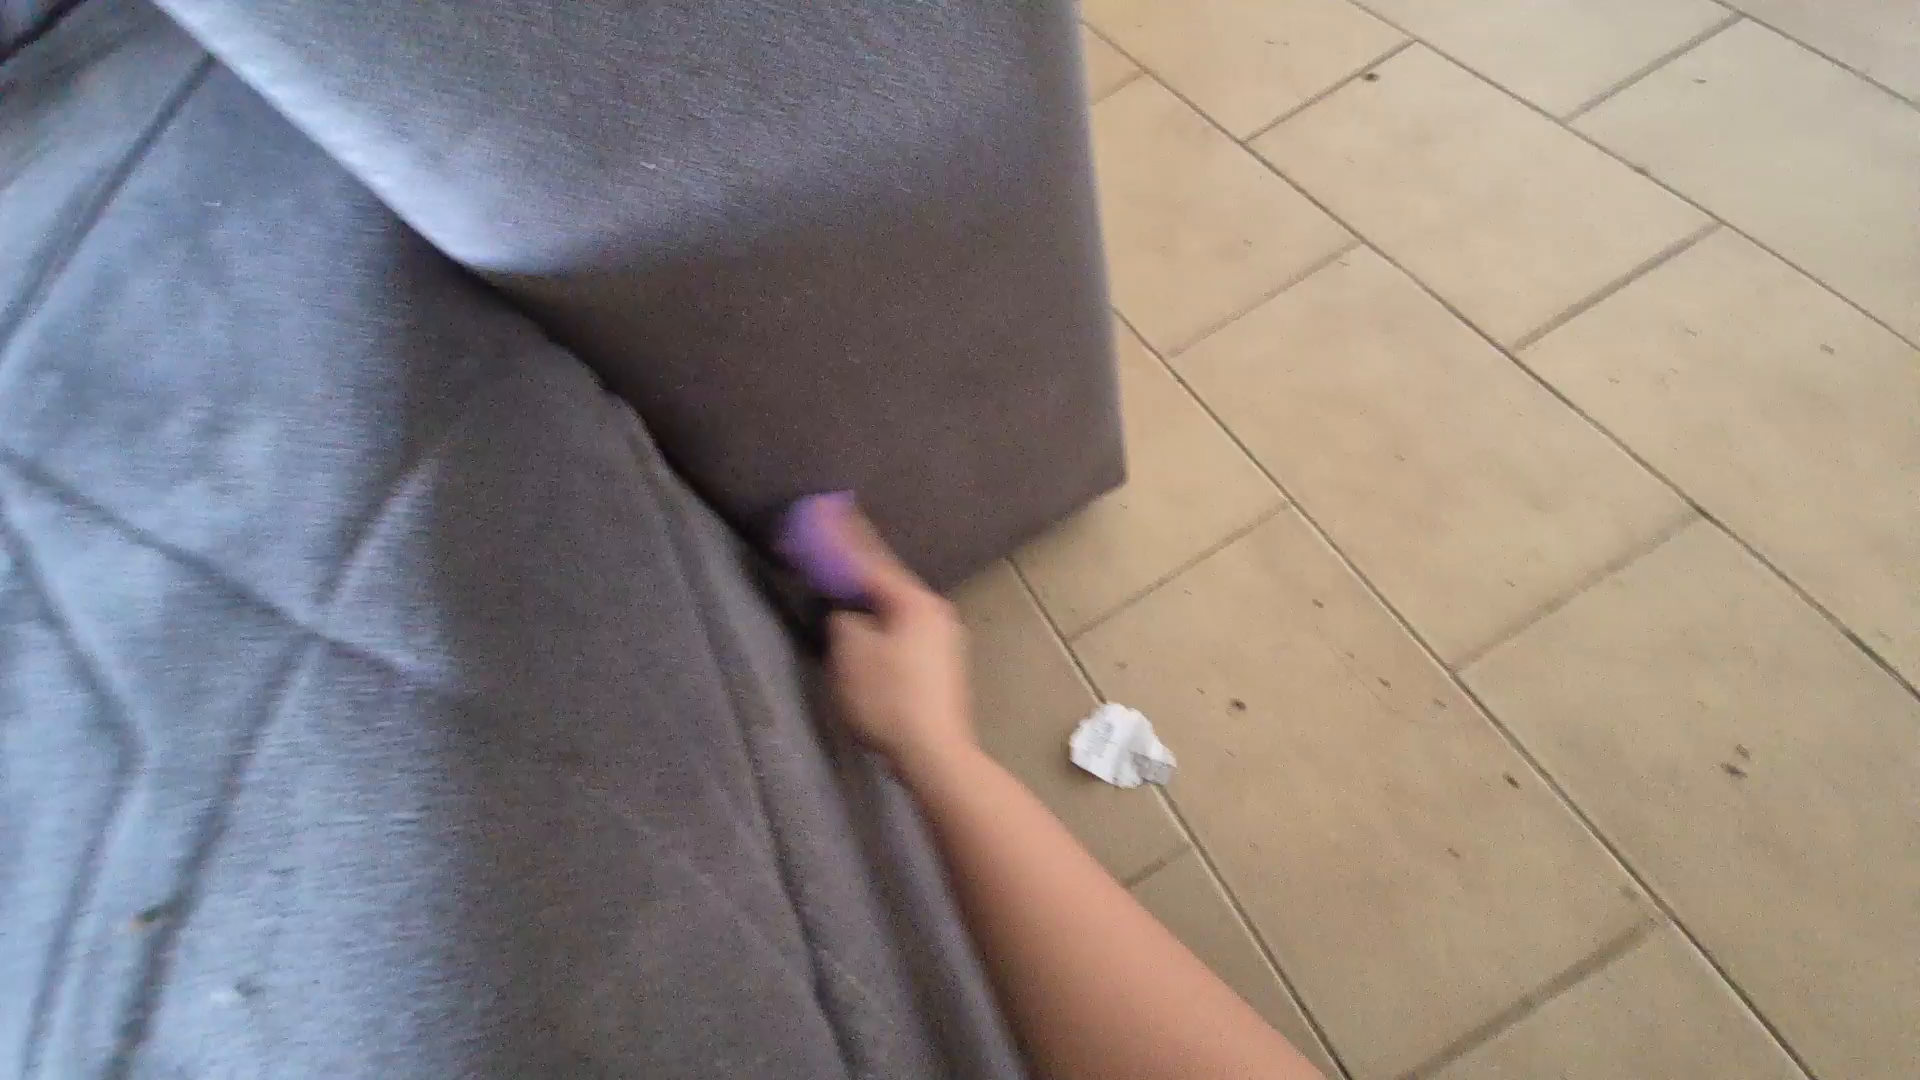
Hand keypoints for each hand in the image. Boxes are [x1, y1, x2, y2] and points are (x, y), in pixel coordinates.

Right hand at [822, 502, 975, 773]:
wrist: (934, 752)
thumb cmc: (889, 700)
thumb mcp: (852, 654)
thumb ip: (844, 620)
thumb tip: (848, 613)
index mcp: (913, 601)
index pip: (871, 559)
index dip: (845, 536)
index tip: (829, 509)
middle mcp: (934, 610)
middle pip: (887, 580)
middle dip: (858, 564)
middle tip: (834, 541)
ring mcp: (942, 636)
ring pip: (896, 605)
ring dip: (870, 594)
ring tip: (847, 581)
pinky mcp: (940, 661)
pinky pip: (903, 626)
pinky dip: (883, 618)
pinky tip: (871, 623)